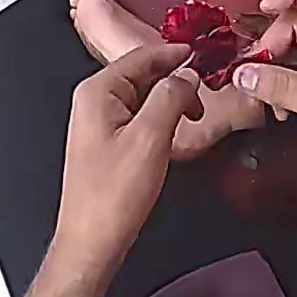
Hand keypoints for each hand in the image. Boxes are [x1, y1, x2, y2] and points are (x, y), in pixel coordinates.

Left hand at [49, 43, 203, 281]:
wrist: (92, 243)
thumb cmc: (114, 194)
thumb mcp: (150, 138)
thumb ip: (171, 97)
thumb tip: (187, 74)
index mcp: (98, 91)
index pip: (141, 56)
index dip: (174, 53)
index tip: (201, 53)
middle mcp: (95, 101)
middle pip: (143, 73)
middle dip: (175, 80)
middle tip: (205, 91)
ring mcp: (100, 121)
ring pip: (144, 95)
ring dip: (171, 100)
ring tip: (195, 114)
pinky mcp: (108, 140)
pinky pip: (140, 115)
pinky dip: (162, 116)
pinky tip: (176, 130)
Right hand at [237, 0, 296, 203]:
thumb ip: (286, 87)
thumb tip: (244, 73)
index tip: (266, 7)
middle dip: (276, 37)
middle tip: (256, 63)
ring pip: (294, 47)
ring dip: (273, 63)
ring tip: (257, 84)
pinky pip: (294, 73)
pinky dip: (279, 84)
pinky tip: (274, 105)